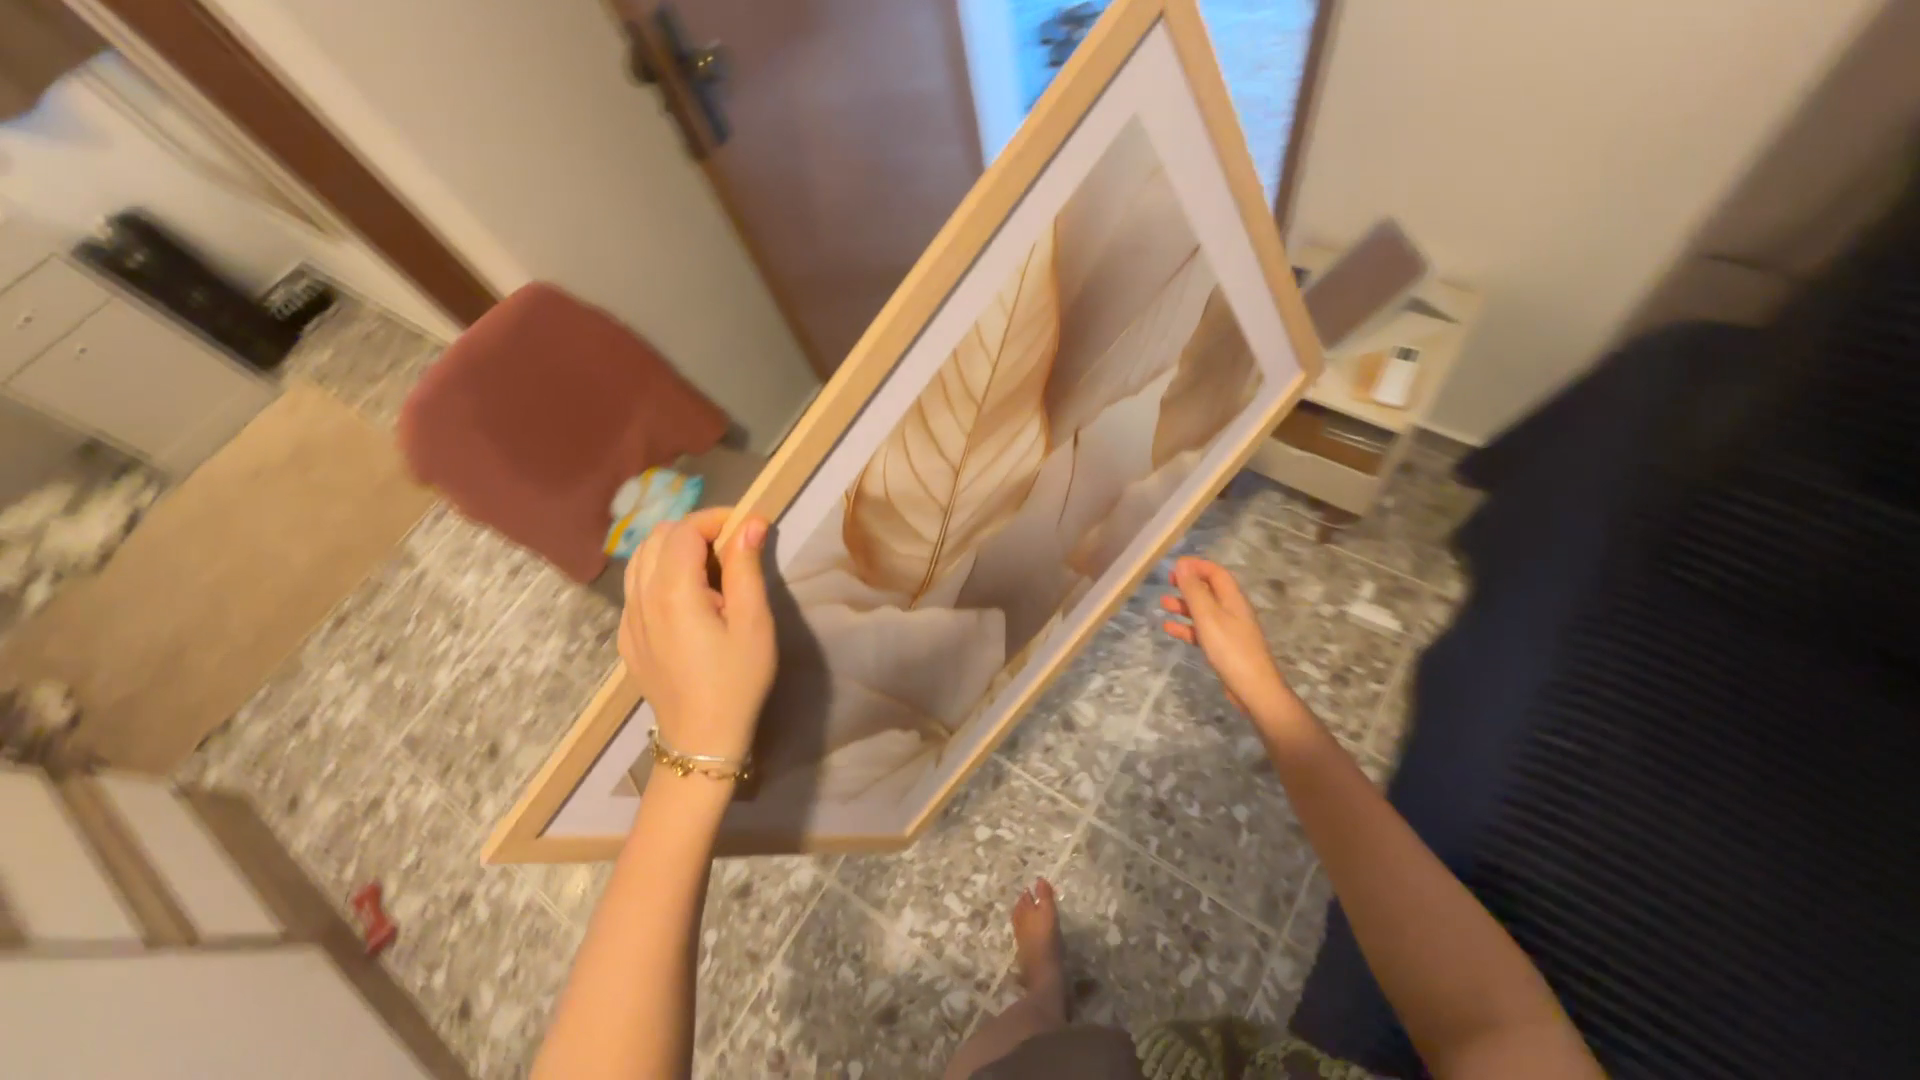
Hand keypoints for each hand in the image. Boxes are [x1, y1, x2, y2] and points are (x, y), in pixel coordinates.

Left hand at [620, 507, 774, 765]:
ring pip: (640, 559)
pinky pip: (635, 589)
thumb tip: (750, 523)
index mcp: (673, 591)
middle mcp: (641, 598)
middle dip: (695, 531)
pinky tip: (687, 601)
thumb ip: (746, 568)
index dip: (716, 518)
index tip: (746, 528)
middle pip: (658, 538)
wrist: (701, 739)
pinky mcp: (626, 637)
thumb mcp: (753, 624)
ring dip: (673, 551)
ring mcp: (627, 619)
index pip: (685, 530)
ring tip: (708, 572)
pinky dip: (659, 576)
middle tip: (731, 551)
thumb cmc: (737, 680)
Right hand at [1159, 557, 1307, 732]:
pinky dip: (1186, 627)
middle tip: (1168, 582)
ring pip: (1204, 611)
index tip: (1174, 566)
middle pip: (1210, 590)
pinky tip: (1169, 628)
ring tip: (1163, 604)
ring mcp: (1229, 630)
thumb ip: (1194, 590)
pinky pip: (1202, 631)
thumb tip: (1183, 564)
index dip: (1197, 566)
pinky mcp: (1223, 647)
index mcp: (1232, 599)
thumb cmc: (1230, 648)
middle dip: (1189, 584)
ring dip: (1184, 605)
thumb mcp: (1208, 616)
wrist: (1253, 689)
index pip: (1216, 573)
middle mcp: (1232, 610)